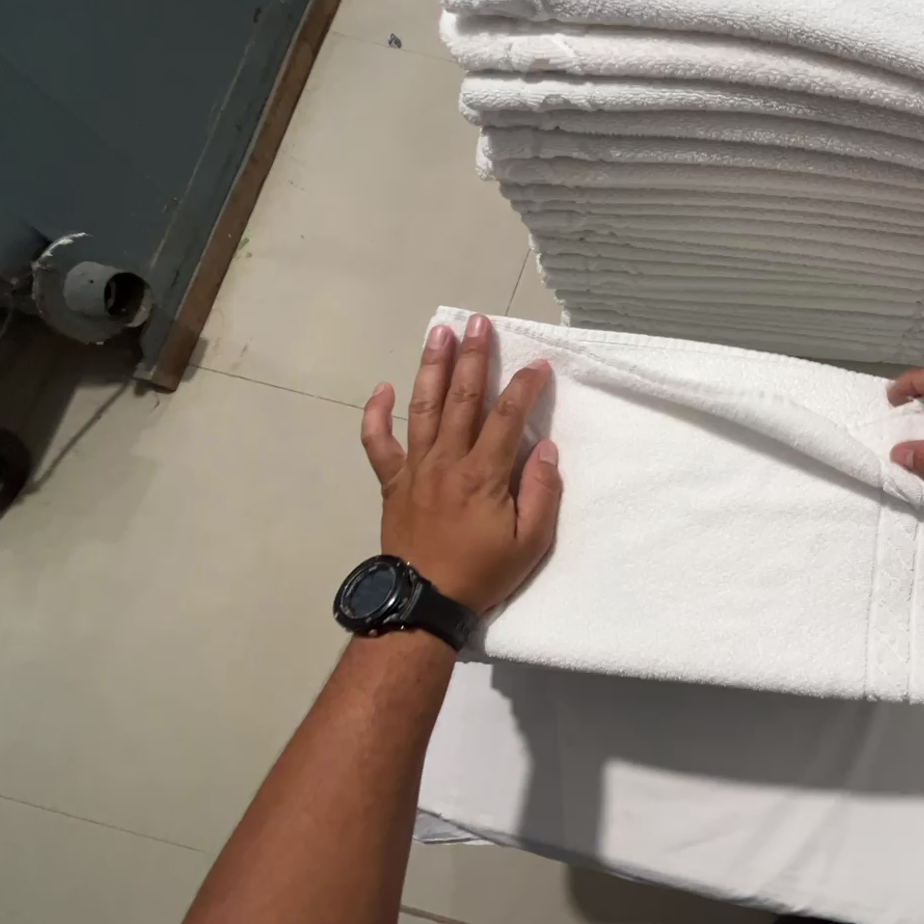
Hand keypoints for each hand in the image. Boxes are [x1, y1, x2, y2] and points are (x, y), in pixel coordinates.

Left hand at [360, 314, 561, 611]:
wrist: (423, 602)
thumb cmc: (483, 573)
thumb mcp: (530, 542)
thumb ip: (541, 493)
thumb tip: (546, 450)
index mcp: (483, 475)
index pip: (507, 417)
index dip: (524, 387)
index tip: (538, 365)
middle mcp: (447, 461)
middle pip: (462, 398)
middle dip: (473, 357)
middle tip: (477, 321)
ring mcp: (415, 469)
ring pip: (422, 408)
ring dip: (431, 367)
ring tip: (437, 332)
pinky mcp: (392, 482)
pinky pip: (378, 443)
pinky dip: (377, 414)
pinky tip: (384, 388)